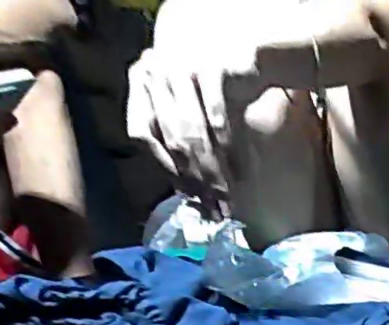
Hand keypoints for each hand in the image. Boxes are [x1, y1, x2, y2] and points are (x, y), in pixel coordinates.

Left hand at [125, 43, 263, 219]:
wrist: (246, 53)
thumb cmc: (218, 90)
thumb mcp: (193, 115)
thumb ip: (182, 144)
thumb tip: (186, 195)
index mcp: (143, 81)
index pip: (144, 133)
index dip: (166, 167)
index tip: (190, 196)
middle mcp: (156, 71)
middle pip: (174, 139)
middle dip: (197, 179)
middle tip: (215, 206)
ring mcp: (181, 67)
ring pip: (194, 134)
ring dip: (214, 171)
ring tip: (229, 196)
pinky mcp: (210, 68)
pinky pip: (218, 120)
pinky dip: (231, 150)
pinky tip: (243, 173)